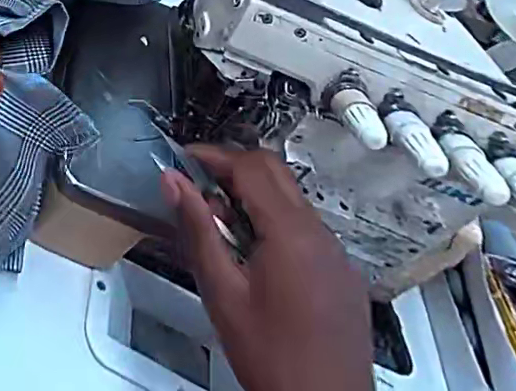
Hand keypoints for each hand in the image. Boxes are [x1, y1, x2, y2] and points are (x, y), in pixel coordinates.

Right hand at [160, 144, 371, 390]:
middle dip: (232, 167)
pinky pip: (306, 225)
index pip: (250, 167)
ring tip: (219, 224)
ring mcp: (337, 255)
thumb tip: (173, 181)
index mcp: (291, 235)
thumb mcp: (222, 291)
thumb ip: (197, 228)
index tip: (185, 159)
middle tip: (198, 182)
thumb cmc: (274, 359)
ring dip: (252, 194)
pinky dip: (274, 219)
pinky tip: (251, 251)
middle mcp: (320, 236)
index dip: (212, 155)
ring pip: (290, 197)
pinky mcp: (342, 274)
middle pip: (274, 171)